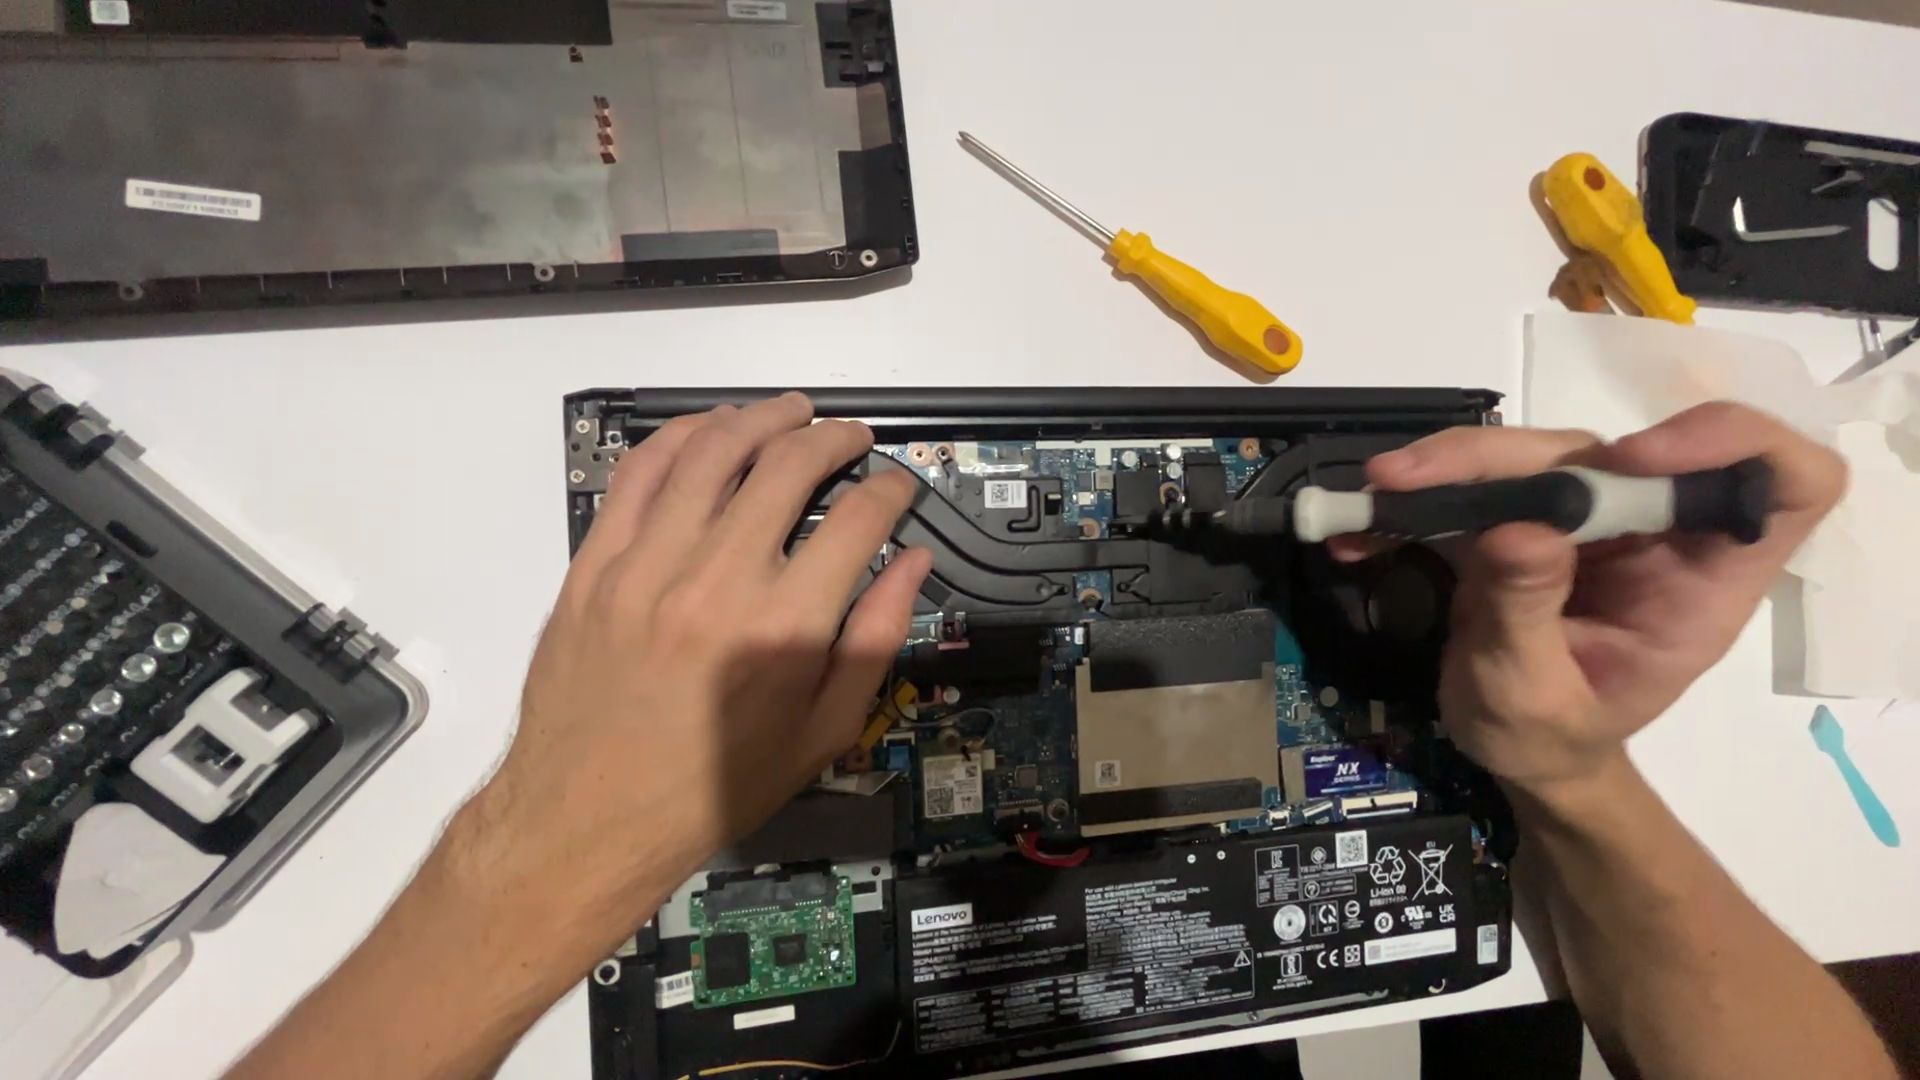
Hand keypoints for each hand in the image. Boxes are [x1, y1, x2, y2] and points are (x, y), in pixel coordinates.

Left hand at [469, 393, 930, 929]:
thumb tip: (913, 561)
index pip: (857, 521)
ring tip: (792, 410)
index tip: (899, 487)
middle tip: (851, 436)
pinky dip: (682, 436)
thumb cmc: (718, 785)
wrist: (585, 822)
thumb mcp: (823, 732)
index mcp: (786, 626)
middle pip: (788, 467)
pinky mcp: (596, 564)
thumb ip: (876, 639)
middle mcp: (719, 579)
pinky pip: (639, 474)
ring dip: (762, 418)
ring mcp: (647, 565)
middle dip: (834, 438)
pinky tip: (711, 429)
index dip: (891, 491)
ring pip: (713, 452)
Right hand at [1334, 403, 1845, 798]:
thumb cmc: (1544, 736)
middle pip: (1600, 454)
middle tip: (1399, 480)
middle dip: (1495, 458)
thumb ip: (1525, 611)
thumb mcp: (1528, 690)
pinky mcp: (1518, 524)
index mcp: (1697, 579)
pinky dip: (1410, 504)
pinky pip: (1469, 491)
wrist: (1513, 746)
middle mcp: (1648, 535)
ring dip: (1438, 470)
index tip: (1626, 460)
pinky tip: (1359, 532)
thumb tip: (1516, 528)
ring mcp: (1579, 525)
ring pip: (1524, 459)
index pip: (1775, 483)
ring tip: (1367, 499)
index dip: (1718, 446)